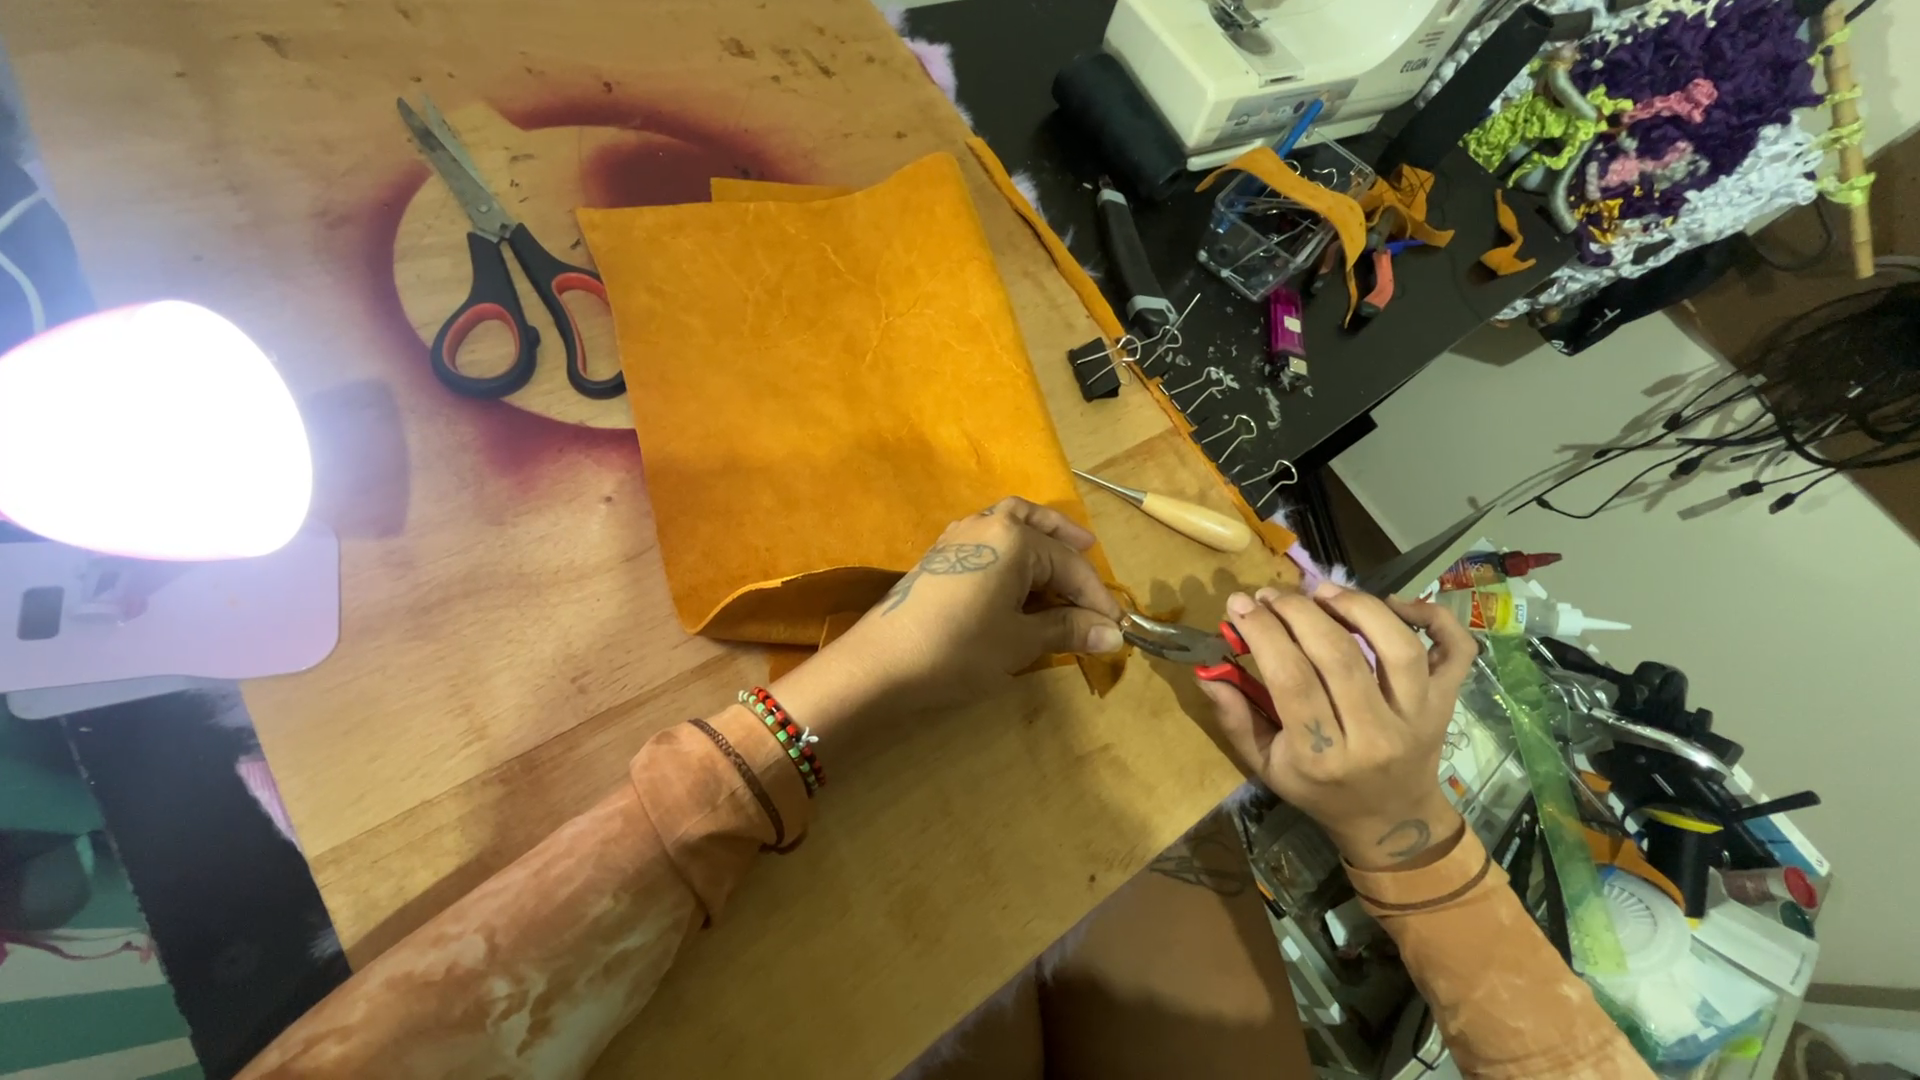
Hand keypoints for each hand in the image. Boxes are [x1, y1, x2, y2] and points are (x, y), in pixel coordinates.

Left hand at [773, 496, 1124, 732]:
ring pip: (1010, 523)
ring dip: (1039, 539)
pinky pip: (987, 537)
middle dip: (1069, 550)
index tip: (1118, 628)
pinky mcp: (939, 555)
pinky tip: (1013, 574)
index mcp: (1015, 538)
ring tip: (1058, 563)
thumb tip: (1112, 633)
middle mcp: (987, 524)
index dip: (1097, 597)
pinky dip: (1010, 548)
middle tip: (1092, 572)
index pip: (1070, 564)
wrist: (881, 663)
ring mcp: (958, 536)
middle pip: (1040, 527)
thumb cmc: (959, 649)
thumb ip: (1067, 629)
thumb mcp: (1020, 641)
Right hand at [1197, 583, 1476, 869]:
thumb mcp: (1265, 765)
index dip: (1263, 632)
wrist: (1391, 819)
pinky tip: (1394, 604)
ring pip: (1396, 645)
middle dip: (1297, 611)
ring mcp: (1419, 717)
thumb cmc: (1319, 790)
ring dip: (1357, 605)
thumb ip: (1234, 718)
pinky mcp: (1447, 702)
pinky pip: (1454, 650)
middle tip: (1271, 594)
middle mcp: (1375, 735)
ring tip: (1322, 591)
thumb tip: (1207, 670)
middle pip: (1339, 655)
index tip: (1240, 604)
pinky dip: (1431, 616)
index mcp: (1323, 756)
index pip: (1292, 679)